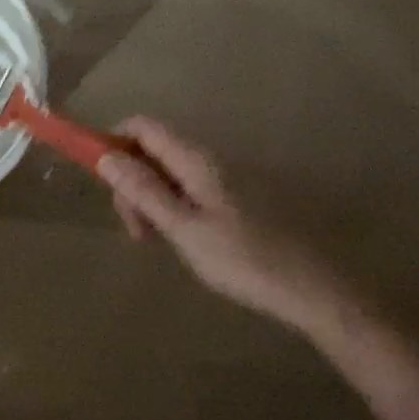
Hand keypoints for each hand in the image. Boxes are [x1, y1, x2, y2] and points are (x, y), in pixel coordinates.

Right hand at [98, 117, 347, 333]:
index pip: (141, 126)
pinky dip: (174, 206)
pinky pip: (192, 189)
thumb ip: (143, 190)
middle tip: (134, 228)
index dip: (113, 141)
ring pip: (170, 172)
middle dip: (131, 180)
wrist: (316, 293)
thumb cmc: (244, 260)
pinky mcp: (241, 201)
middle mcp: (211, 160)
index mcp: (196, 160)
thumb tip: (105, 155)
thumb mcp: (183, 228)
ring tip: (155, 239)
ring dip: (150, 198)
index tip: (102, 180)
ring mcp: (229, 179)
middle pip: (153, 149)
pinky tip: (183, 240)